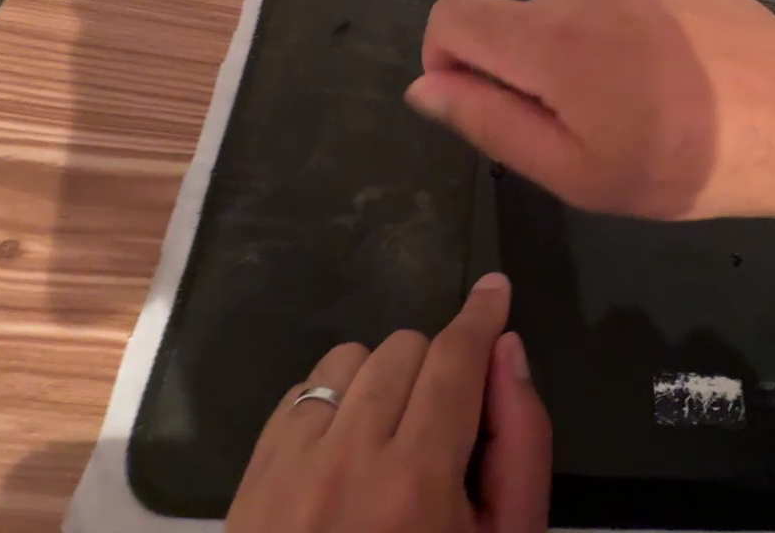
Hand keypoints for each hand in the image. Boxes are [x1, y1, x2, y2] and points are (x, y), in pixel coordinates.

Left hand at [227, 273, 550, 532]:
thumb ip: (522, 441)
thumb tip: (505, 351)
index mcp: (415, 484)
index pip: (454, 358)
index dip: (480, 314)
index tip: (495, 289)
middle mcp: (345, 461)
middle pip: (405, 347)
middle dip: (438, 367)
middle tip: (445, 424)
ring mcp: (288, 467)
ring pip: (351, 357)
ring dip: (384, 380)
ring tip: (392, 437)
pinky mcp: (252, 476)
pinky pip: (303, 389)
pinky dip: (335, 399)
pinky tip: (345, 448)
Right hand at [406, 0, 774, 256]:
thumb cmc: (688, 164)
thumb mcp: (577, 172)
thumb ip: (489, 123)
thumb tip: (424, 85)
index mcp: (553, 39)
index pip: (451, 15)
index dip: (445, 59)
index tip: (484, 100)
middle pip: (512, 19)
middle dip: (527, 68)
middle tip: (591, 122)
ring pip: (562, 7)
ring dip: (575, 50)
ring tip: (639, 95)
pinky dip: (614, 27)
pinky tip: (666, 64)